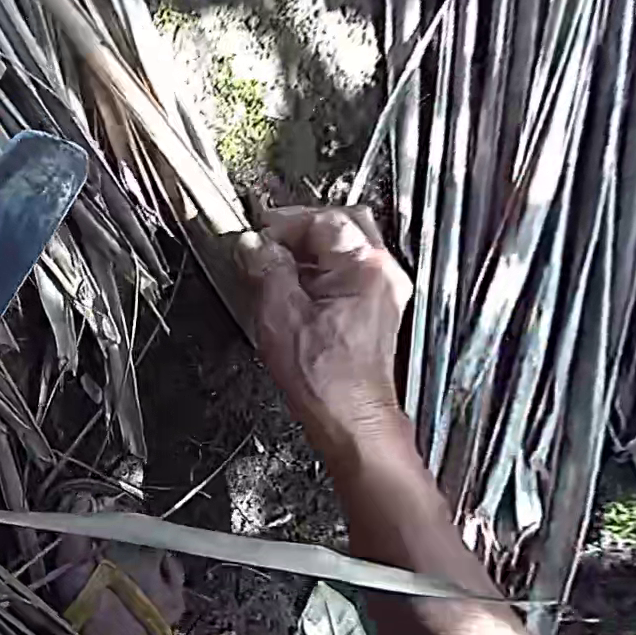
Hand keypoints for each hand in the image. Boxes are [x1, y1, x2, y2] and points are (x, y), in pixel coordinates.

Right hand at [238, 205, 412, 460]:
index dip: (283, 223)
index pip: (322, 220)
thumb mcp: (279, 314)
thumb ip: (267, 270)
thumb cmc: (321, 375)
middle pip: (343, 225)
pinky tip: (294, 286)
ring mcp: (383, 292)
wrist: (347, 414)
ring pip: (347, 248)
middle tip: (266, 238)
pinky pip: (348, 273)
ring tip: (275, 262)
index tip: (255, 235)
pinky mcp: (375, 310)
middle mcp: (382, 273)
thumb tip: (253, 245)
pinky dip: (319, 270)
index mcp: (363, 266)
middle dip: (301, 227)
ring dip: (310, 248)